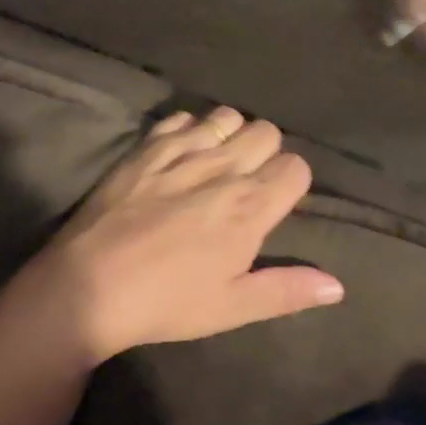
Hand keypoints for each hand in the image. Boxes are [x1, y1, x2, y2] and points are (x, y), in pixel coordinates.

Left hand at [11, 107, 344, 364]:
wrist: (88, 286)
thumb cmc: (166, 302)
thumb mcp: (231, 307)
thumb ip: (287, 290)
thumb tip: (337, 286)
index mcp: (249, 207)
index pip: (296, 167)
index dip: (291, 183)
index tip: (277, 203)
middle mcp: (222, 168)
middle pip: (266, 131)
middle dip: (266, 152)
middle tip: (248, 183)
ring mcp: (181, 151)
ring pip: (227, 116)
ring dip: (230, 135)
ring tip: (217, 164)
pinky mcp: (145, 147)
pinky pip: (181, 117)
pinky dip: (189, 130)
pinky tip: (180, 156)